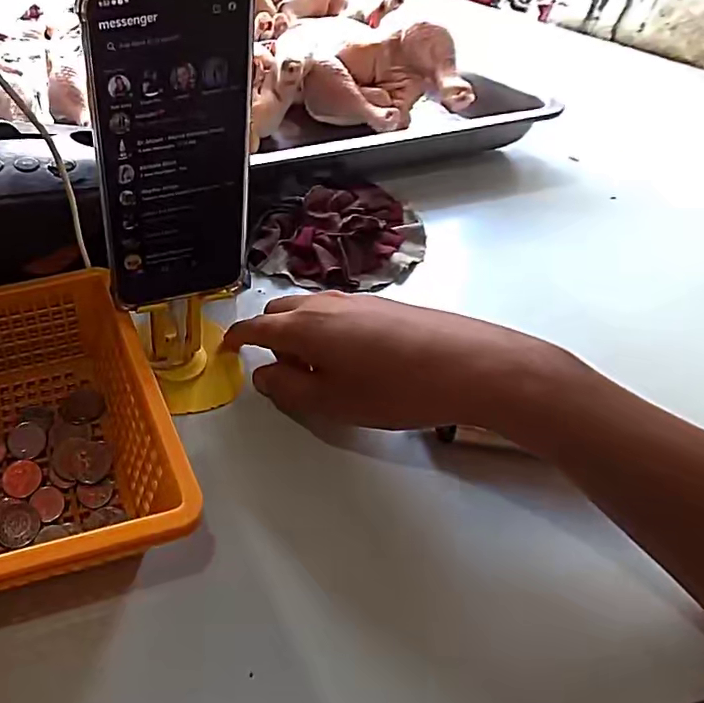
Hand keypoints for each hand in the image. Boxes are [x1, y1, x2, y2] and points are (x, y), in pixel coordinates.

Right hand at [221, 291, 588, 433]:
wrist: (476, 367)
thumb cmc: (397, 389)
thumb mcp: (332, 402)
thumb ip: (287, 389)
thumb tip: (264, 376)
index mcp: (305, 326)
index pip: (255, 327)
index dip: (235, 338)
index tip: (226, 349)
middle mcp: (325, 304)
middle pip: (280, 312)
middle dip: (269, 337)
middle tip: (283, 371)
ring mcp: (357, 300)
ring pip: (309, 310)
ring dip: (300, 334)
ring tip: (321, 370)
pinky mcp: (384, 305)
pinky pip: (337, 312)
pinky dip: (326, 331)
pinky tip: (353, 360)